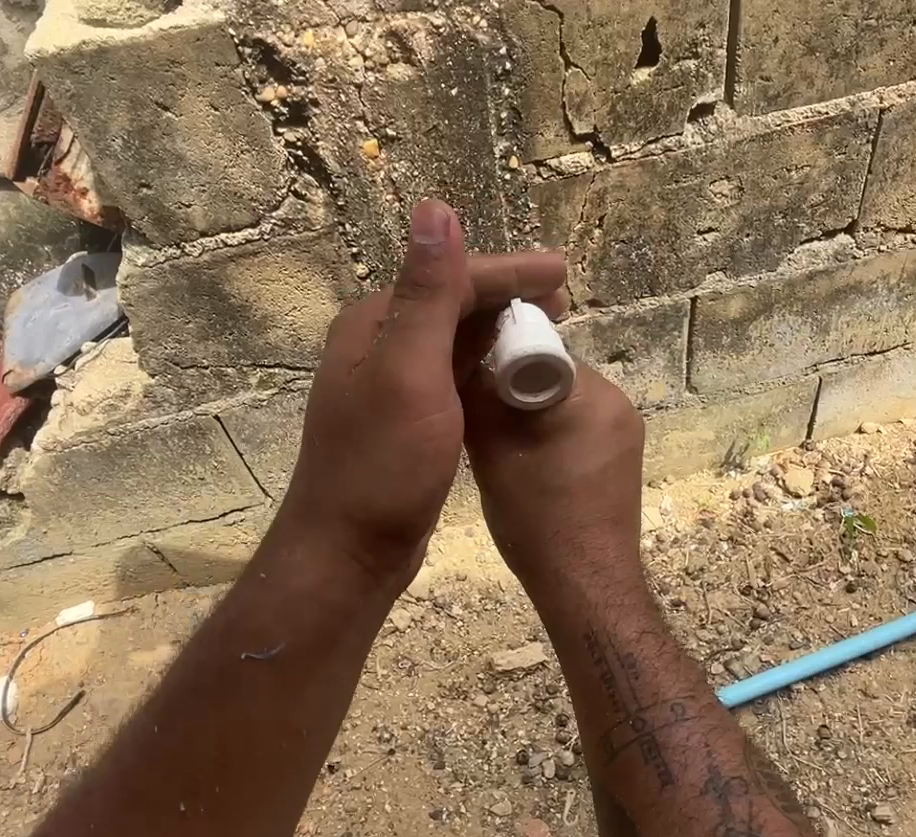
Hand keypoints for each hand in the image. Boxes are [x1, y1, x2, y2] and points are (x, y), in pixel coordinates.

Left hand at [274, 200, 564, 585]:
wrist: (350, 549)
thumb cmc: (383, 464)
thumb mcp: (409, 373)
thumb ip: (426, 294)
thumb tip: (434, 207)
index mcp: (374, 325)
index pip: (447, 277)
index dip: (508, 272)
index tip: (562, 275)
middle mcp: (379, 346)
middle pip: (451, 304)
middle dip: (508, 298)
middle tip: (564, 305)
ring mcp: (392, 387)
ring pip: (455, 343)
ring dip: (501, 333)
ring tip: (550, 336)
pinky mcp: (408, 422)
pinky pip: (454, 378)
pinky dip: (487, 370)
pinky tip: (513, 378)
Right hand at [463, 362, 645, 602]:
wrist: (585, 584)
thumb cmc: (538, 518)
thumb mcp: (492, 453)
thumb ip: (477, 398)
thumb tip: (458, 360)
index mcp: (591, 393)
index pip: (536, 348)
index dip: (497, 359)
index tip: (468, 378)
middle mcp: (618, 403)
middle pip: (551, 374)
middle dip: (514, 390)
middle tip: (479, 418)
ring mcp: (626, 432)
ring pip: (563, 402)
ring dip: (531, 415)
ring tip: (501, 447)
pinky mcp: (622, 458)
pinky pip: (579, 428)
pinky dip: (551, 436)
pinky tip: (529, 465)